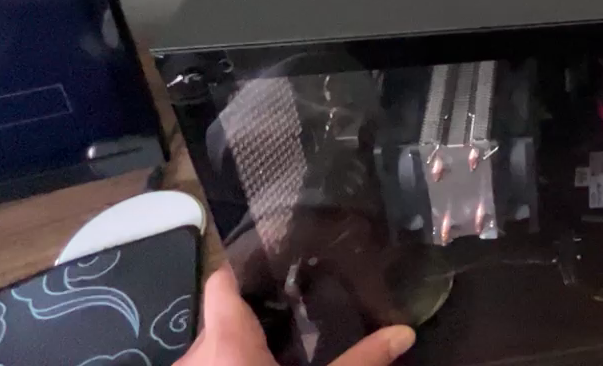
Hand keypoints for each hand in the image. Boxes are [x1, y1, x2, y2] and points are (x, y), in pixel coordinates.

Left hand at [176, 268, 414, 365]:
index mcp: (225, 342)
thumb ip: (360, 361)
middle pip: (221, 317)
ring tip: (283, 338)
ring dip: (240, 346)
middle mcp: (196, 357)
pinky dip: (232, 365)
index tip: (275, 249)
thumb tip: (406, 331)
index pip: (221, 283)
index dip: (243, 263)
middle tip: (299, 299)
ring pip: (212, 350)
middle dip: (255, 310)